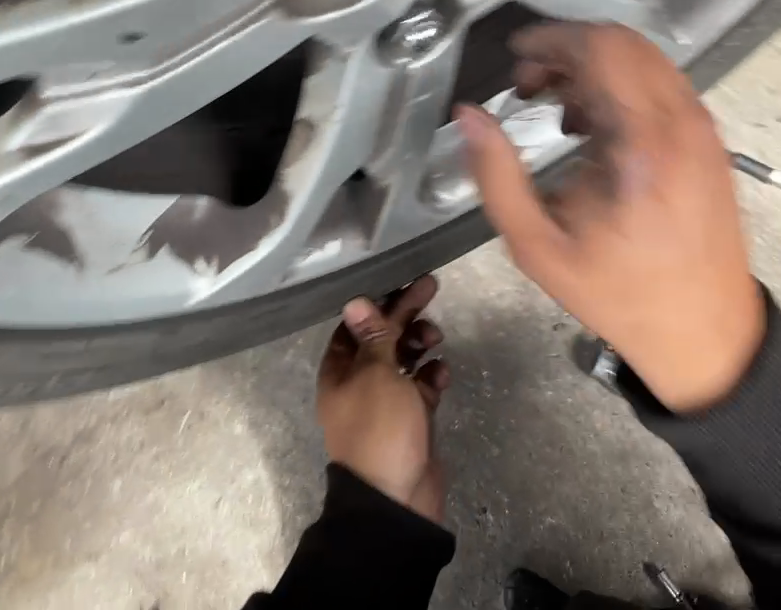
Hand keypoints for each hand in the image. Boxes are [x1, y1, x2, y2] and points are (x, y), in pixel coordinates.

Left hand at [317, 275, 451, 520]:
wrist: (396, 501)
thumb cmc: (379, 429)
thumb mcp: (376, 376)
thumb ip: (373, 338)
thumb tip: (355, 301)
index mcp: (339, 371)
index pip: (356, 324)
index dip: (378, 302)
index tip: (402, 280)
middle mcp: (359, 382)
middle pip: (383, 338)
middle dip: (405, 314)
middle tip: (432, 288)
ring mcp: (386, 402)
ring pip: (403, 360)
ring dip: (419, 343)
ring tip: (435, 338)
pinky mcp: (411, 419)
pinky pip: (421, 387)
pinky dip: (431, 376)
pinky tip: (442, 373)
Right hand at [457, 23, 764, 412]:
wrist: (705, 333)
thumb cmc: (618, 293)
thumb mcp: (537, 246)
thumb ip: (495, 175)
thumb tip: (469, 116)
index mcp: (643, 144)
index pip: (601, 48)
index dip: (551, 39)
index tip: (515, 57)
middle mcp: (682, 122)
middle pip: (622, 43)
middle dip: (566, 49)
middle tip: (527, 84)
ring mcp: (703, 128)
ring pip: (643, 59)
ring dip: (592, 67)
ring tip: (555, 108)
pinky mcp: (709, 140)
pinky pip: (661, 85)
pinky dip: (620, 87)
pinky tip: (591, 126)